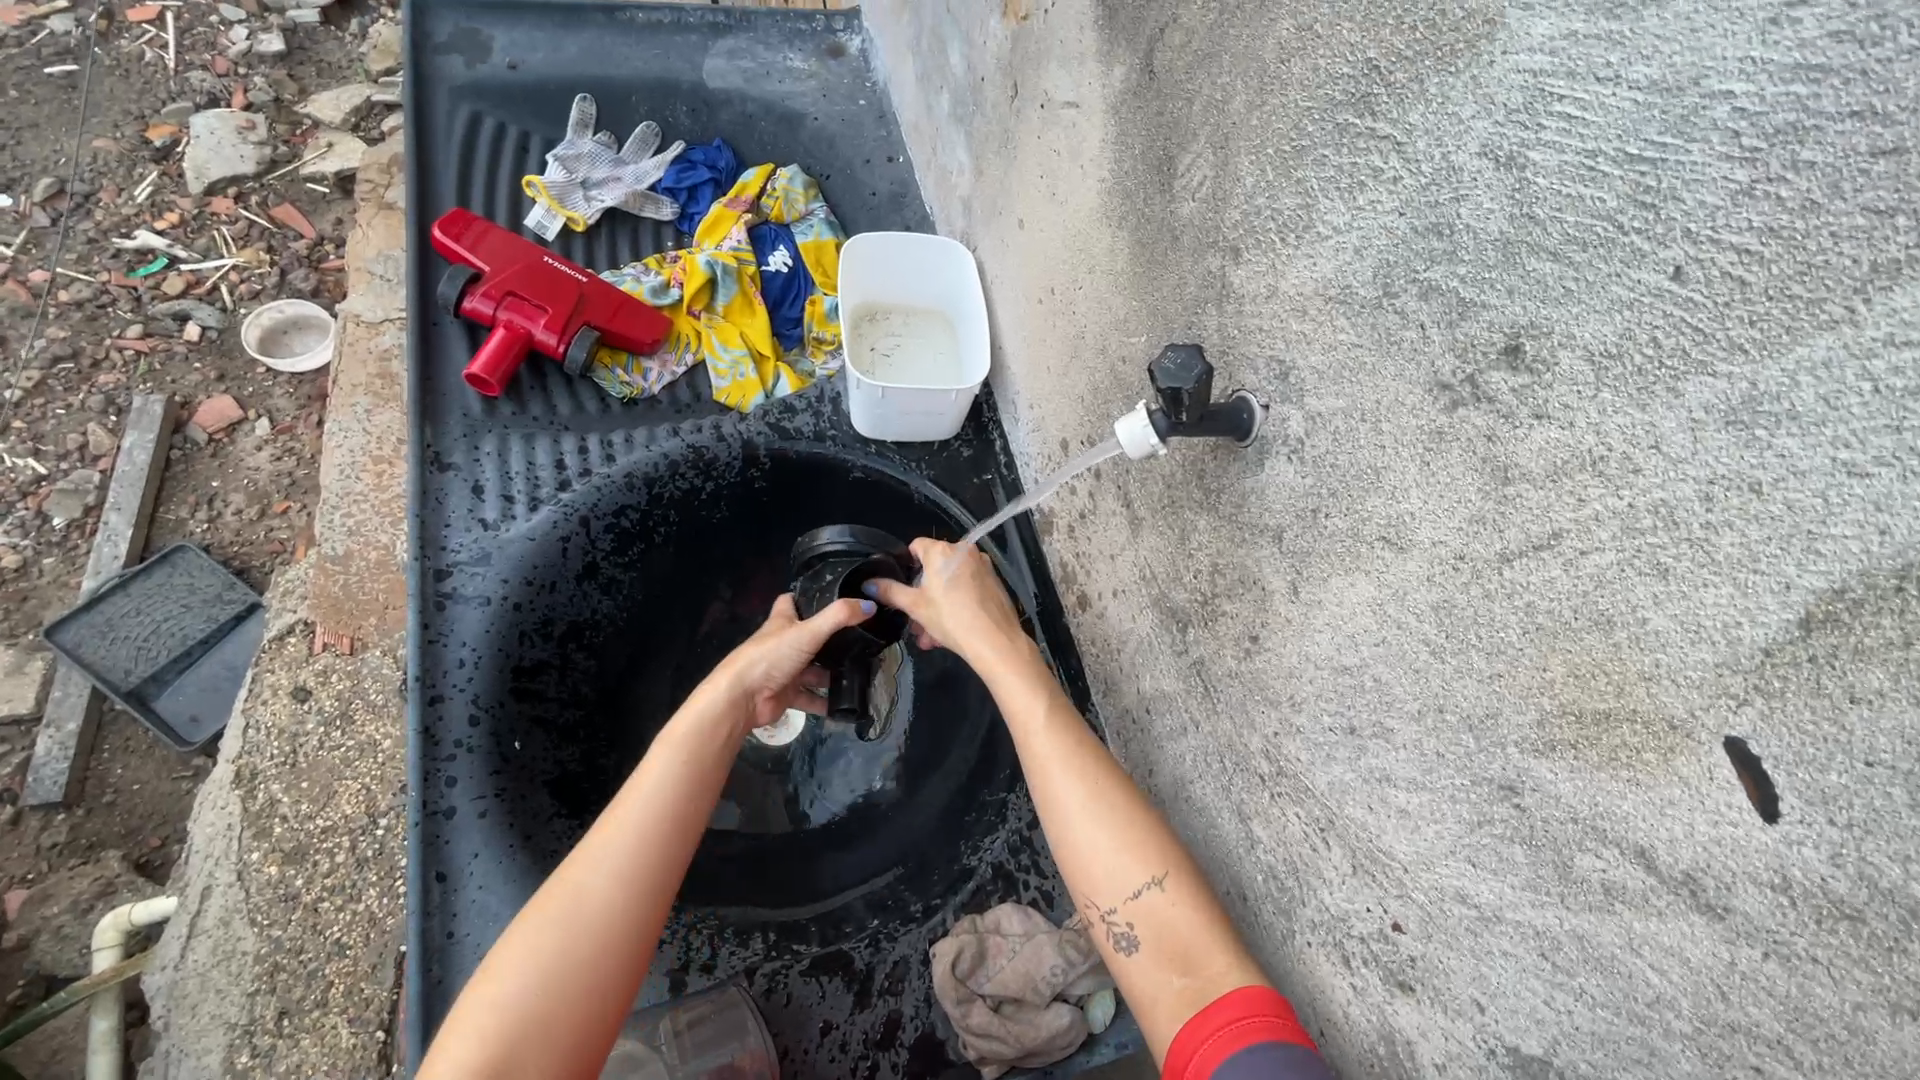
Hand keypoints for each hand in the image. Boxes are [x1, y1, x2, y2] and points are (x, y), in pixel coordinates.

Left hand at [693, 593, 874, 737]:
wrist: (742, 698)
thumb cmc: (771, 656)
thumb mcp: (808, 631)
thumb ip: (839, 617)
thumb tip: (870, 605)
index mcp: (782, 622)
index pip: (792, 602)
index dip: (808, 597)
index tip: (833, 598)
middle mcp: (783, 644)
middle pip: (809, 637)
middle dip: (830, 639)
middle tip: (860, 638)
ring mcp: (785, 670)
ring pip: (813, 669)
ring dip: (832, 672)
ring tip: (862, 670)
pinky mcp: (786, 694)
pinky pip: (811, 698)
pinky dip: (826, 702)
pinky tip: (847, 703)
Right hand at [863, 539, 1025, 663]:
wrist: (995, 640)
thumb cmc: (950, 618)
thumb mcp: (915, 606)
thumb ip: (890, 591)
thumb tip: (868, 583)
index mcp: (942, 550)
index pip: (916, 546)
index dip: (907, 565)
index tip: (904, 587)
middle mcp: (964, 551)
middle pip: (935, 569)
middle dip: (922, 596)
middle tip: (916, 622)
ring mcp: (982, 566)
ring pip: (951, 583)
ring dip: (937, 607)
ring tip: (931, 637)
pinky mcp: (994, 582)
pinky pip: (967, 590)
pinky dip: (956, 605)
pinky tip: (950, 632)